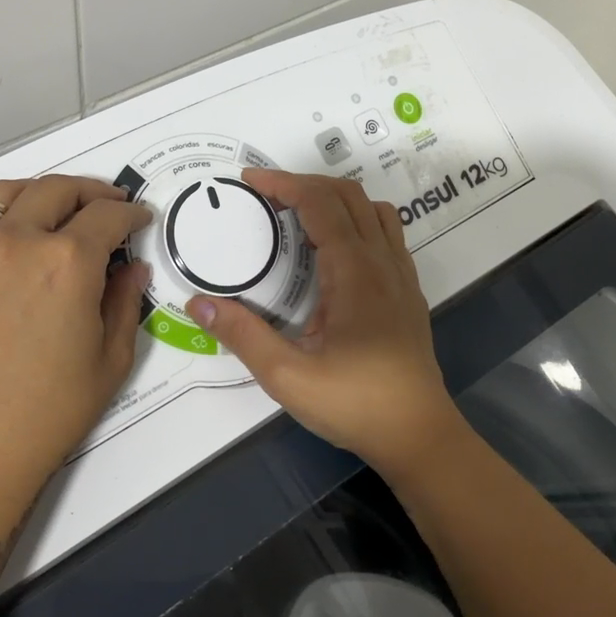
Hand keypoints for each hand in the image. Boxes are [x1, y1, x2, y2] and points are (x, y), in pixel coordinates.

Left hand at [0, 175, 151, 494]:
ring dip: (45, 192)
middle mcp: (18, 240)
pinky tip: (20, 237)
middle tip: (111, 205)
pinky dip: (7, 212)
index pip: (107, 216)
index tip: (141, 219)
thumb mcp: (109, 362)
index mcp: (67, 261)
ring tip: (63, 209)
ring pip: (10, 192)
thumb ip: (124, 303)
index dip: (131, 214)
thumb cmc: (47, 414)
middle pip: (58, 190)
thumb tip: (131, 269)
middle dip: (92, 192)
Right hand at [186, 169, 464, 474]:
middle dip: (305, 184)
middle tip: (265, 197)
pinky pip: (386, 236)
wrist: (418, 435)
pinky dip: (356, 222)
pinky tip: (332, 254)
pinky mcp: (408, 294)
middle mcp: (382, 263)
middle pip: (348, 196)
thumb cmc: (354, 404)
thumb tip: (197, 303)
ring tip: (298, 217)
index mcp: (354, 272)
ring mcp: (401, 277)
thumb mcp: (287, 376)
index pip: (320, 203)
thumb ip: (242, 335)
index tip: (249, 181)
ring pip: (373, 211)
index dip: (283, 184)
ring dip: (335, 200)